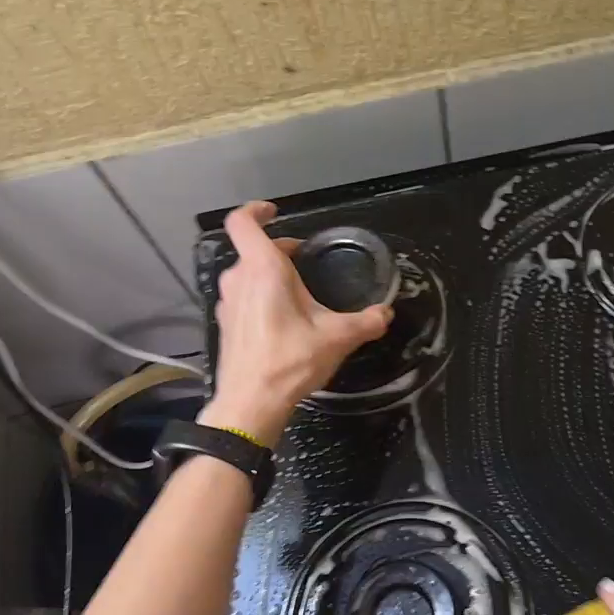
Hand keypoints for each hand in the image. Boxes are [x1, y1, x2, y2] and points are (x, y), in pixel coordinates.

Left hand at [201, 202, 391, 441]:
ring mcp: (228, 303)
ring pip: (247, 275)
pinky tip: (283, 320)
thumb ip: (366, 322)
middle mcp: (239, 280)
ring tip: (297, 292)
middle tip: (304, 259)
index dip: (256, 211)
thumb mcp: (338, 338)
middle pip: (252, 250)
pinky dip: (260, 297)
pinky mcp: (227, 325)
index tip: (275, 212)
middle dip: (279, 250)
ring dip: (268, 275)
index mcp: (263, 270)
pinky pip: (243, 298)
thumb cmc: (290, 361)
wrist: (251, 403)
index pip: (243, 223)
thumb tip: (386, 313)